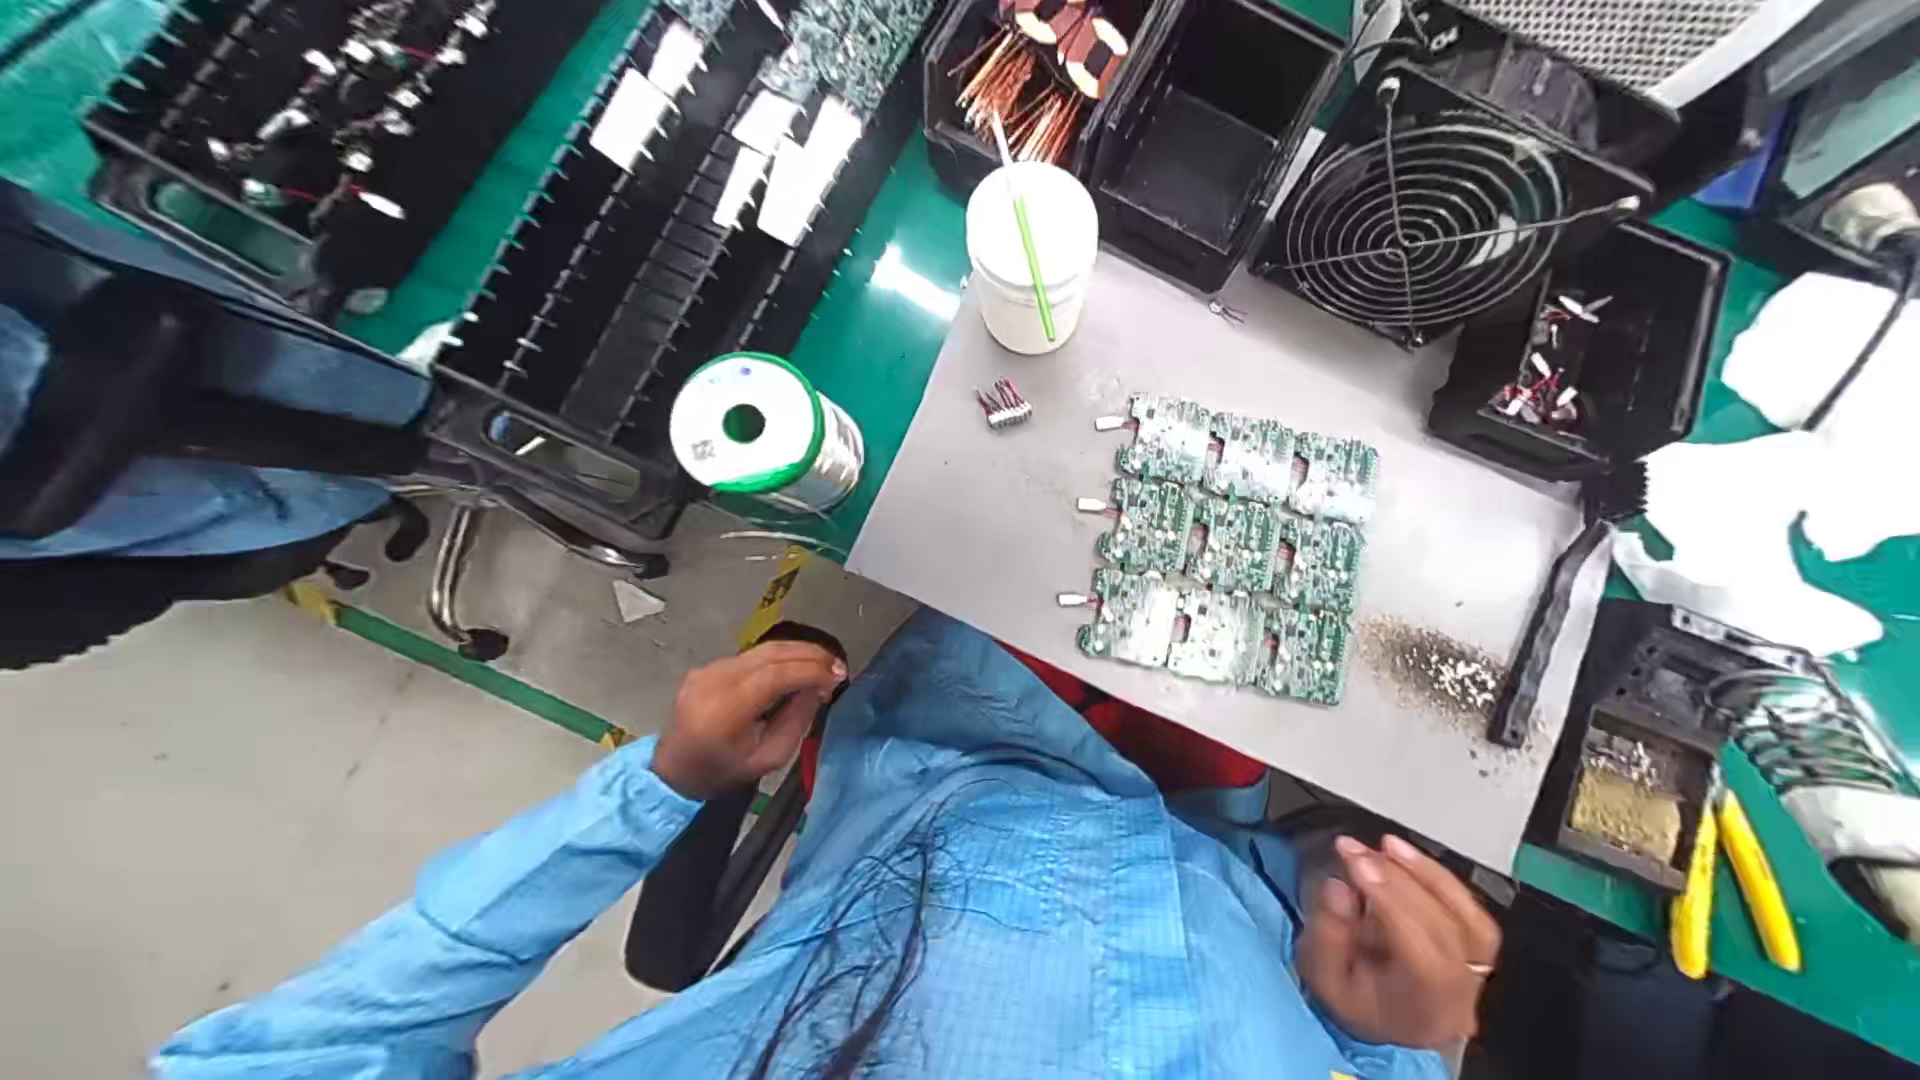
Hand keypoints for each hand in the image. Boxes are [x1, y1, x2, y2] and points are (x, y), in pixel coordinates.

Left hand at [651, 642, 845, 799]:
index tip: (835, 678)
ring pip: (762, 649)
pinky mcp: (708, 666)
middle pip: (770, 653)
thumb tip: (818, 689)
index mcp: (723, 712)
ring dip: (799, 652)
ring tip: (824, 664)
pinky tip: (797, 667)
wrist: (674, 770)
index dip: (809, 671)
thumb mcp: (768, 759)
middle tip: (837, 666)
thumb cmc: (722, 772)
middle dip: (810, 655)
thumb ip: (796, 722)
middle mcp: (712, 682)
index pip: (773, 676)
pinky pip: (752, 656)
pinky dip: (780, 658)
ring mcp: (707, 670)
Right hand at [1297, 834, 1501, 1048]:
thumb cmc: (1346, 997)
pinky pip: (1471, 914)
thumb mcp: (1318, 973)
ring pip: (1471, 921)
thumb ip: (1327, 933)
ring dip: (1428, 874)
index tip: (1356, 866)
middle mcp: (1459, 999)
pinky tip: (1406, 855)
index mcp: (1422, 1012)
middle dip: (1398, 880)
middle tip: (1354, 849)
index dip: (1393, 906)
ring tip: (1387, 844)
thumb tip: (1338, 887)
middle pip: (1446, 933)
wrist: (1375, 1016)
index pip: (1425, 961)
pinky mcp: (1473, 952)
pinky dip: (1440, 879)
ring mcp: (1474, 977)